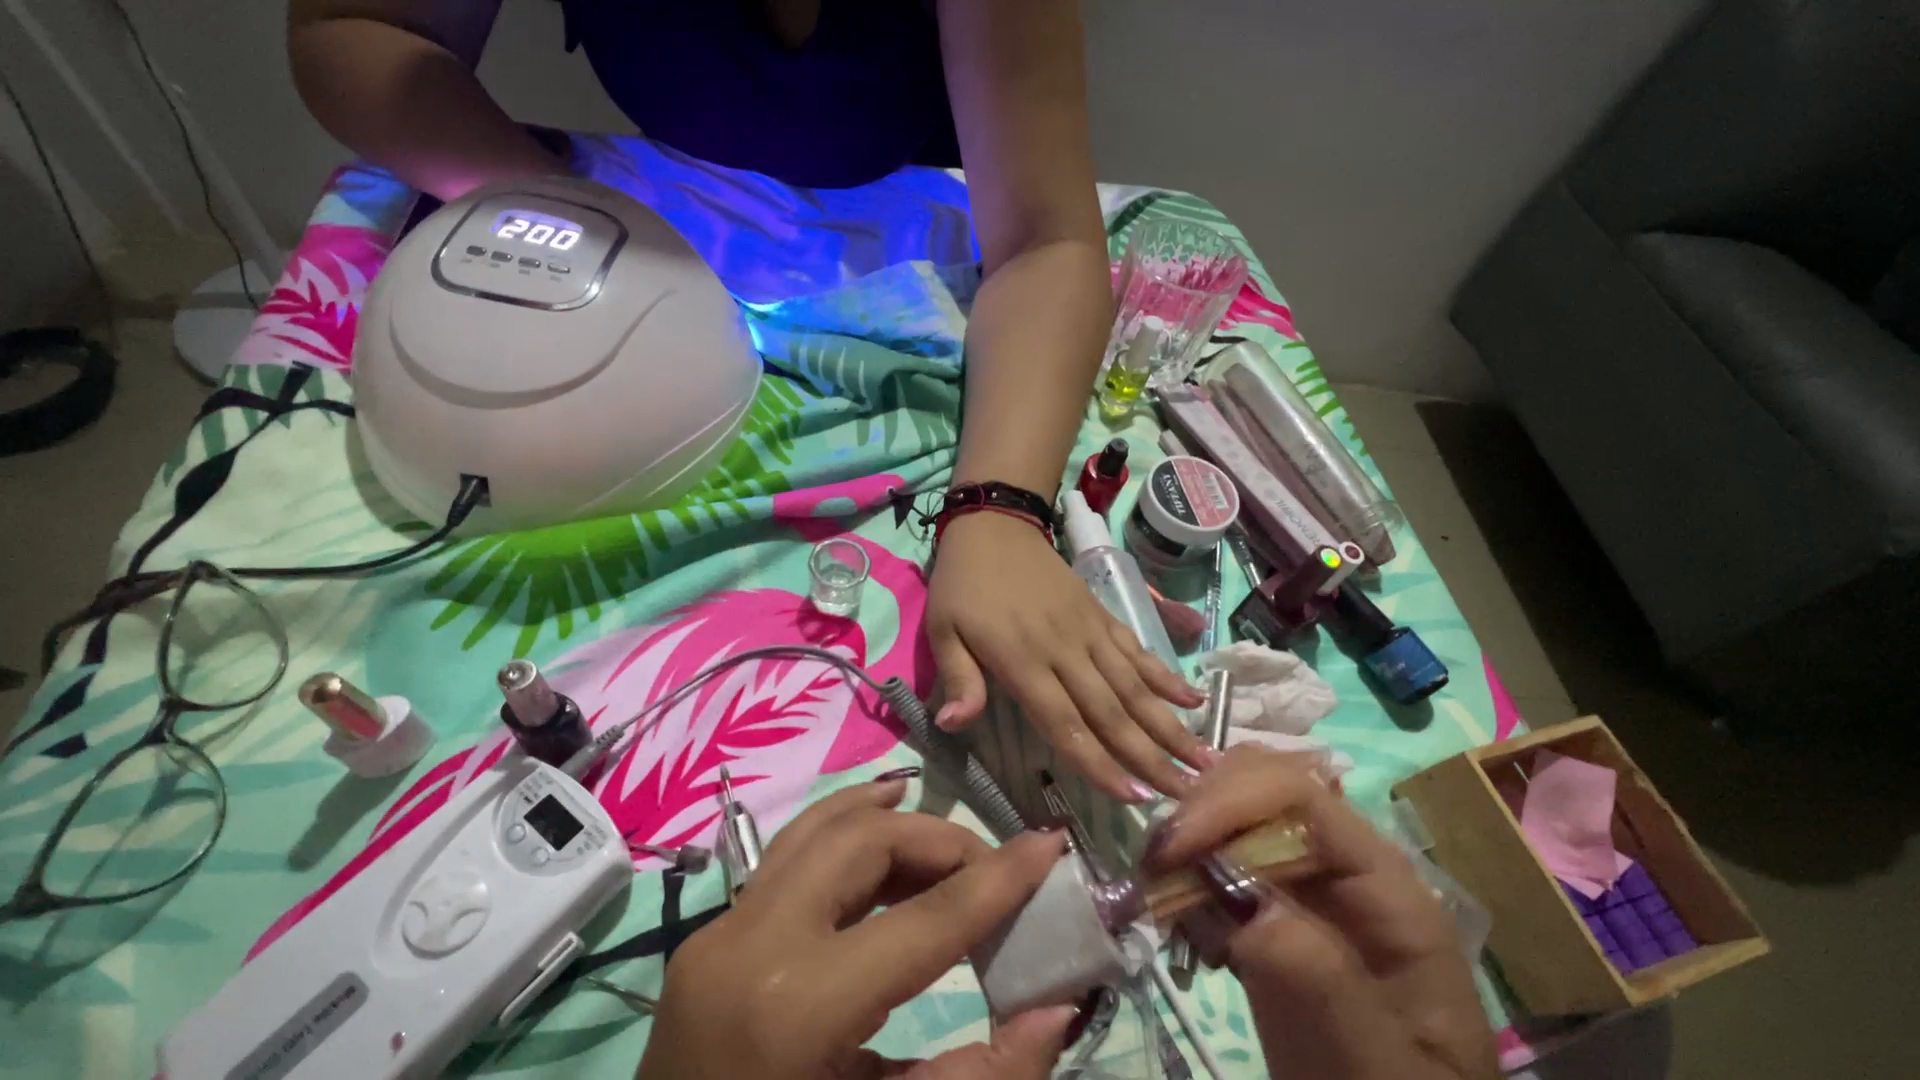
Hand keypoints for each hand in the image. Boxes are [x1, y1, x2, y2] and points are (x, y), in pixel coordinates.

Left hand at [637, 779, 1077, 1079]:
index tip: (1049, 844)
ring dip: (889, 824)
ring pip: (816, 830)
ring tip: (947, 839)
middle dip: (940, 841)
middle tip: (992, 869)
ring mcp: (719, 932)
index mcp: (798, 1008)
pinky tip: (876, 821)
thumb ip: (978, 1077)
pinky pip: (786, 856)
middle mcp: (752, 945)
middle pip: (863, 844)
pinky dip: (840, 830)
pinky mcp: (710, 934)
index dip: (996, 881)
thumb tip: (1056, 1008)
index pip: (923, 921)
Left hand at [925, 511, 1210, 801]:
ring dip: (1171, 725)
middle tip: (1188, 794)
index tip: (1135, 799)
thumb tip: (953, 727)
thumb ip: (959, 679)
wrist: (996, 524)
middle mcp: (1066, 650)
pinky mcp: (1102, 615)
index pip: (1066, 723)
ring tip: (1205, 760)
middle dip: (1150, 757)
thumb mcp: (942, 630)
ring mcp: (1090, 631)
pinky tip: (1195, 700)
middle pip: (1112, 712)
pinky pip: (1138, 650)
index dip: (1100, 763)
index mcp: (1023, 660)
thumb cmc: (963, 585)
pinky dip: (1166, 677)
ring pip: (1134, 686)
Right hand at [1145, 747, 1499, 1079]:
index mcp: (1385, 886)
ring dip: (1186, 843)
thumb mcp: (1375, 1061)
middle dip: (1200, 813)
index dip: (1228, 803)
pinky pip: (1220, 863)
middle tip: (1153, 875)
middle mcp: (1343, 867)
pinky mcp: (1273, 913)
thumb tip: (1249, 902)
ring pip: (1234, 814)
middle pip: (1261, 786)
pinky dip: (1186, 877)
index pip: (1302, 797)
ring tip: (1162, 905)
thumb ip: (1322, 983)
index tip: (1168, 852)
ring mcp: (1306, 887)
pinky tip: (1183, 929)